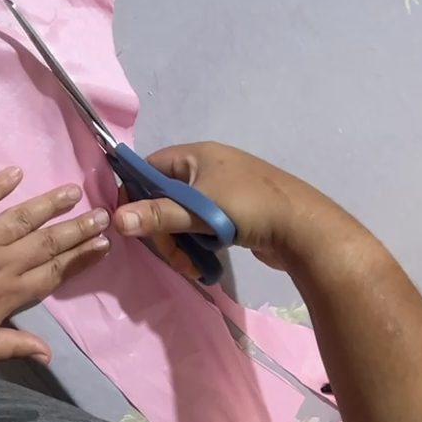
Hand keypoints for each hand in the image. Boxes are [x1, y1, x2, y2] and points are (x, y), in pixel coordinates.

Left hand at [0, 167, 111, 369]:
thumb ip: (15, 345)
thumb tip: (50, 354)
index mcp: (8, 295)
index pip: (55, 273)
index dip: (81, 258)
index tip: (104, 244)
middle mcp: (0, 263)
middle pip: (47, 242)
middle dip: (78, 227)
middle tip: (103, 213)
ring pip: (21, 217)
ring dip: (49, 203)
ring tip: (72, 190)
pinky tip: (15, 171)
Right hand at [113, 142, 345, 275]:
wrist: (305, 229)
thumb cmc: (251, 209)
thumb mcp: (199, 211)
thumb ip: (157, 215)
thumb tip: (116, 219)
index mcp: (196, 155)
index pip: (148, 169)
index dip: (135, 195)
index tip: (132, 224)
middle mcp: (206, 167)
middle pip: (163, 197)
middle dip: (163, 230)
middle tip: (173, 255)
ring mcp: (221, 190)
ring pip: (181, 216)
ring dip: (180, 243)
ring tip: (191, 266)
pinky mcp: (233, 212)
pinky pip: (201, 226)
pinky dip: (198, 245)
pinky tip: (204, 264)